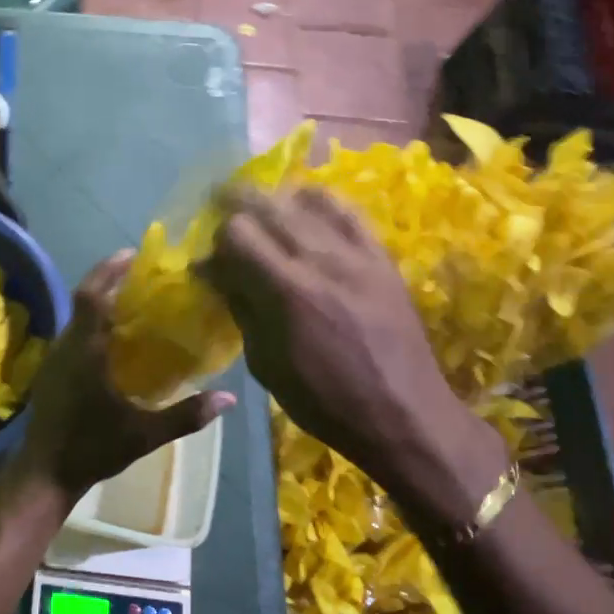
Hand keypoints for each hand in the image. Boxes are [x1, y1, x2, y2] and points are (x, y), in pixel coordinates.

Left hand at [18, 252, 234, 498]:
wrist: (46, 472)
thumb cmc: (93, 449)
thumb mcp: (145, 435)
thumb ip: (186, 415)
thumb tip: (228, 399)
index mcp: (85, 352)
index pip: (92, 297)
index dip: (109, 271)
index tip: (132, 255)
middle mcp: (66, 347)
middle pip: (82, 300)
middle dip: (107, 280)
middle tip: (138, 271)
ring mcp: (54, 359)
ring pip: (75, 317)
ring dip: (98, 302)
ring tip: (131, 298)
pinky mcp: (51, 371)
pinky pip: (72, 334)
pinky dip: (91, 323)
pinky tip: (112, 336)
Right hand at [198, 188, 505, 530]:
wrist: (403, 413)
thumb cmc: (324, 400)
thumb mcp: (265, 363)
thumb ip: (240, 307)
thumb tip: (214, 272)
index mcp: (286, 292)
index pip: (237, 232)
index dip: (215, 240)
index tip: (210, 260)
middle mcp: (320, 260)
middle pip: (267, 206)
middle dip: (236, 206)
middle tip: (221, 215)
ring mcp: (356, 254)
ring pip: (305, 200)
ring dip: (274, 200)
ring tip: (260, 210)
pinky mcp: (381, 256)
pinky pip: (347, 211)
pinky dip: (319, 201)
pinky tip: (304, 206)